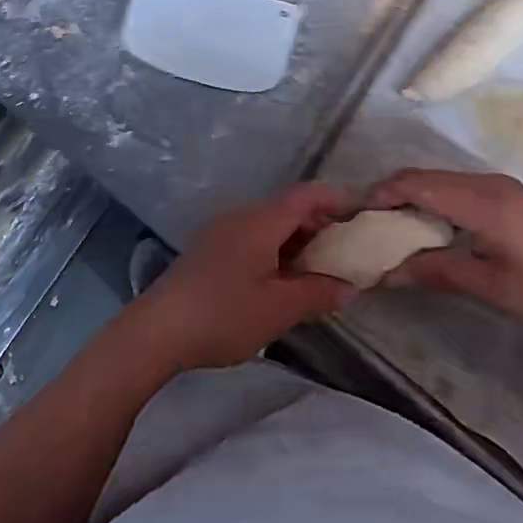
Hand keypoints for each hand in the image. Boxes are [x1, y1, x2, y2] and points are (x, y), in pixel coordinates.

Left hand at [127, 183, 357, 372]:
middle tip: (348, 254)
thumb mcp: (279, 308)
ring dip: (298, 242)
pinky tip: (284, 281)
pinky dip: (276, 252)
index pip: (306, 195)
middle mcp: (240, 217)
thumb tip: (350, 286)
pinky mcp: (210, 250)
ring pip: (270, 226)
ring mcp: (221, 232)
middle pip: (288, 208)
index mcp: (260, 221)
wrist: (159, 328)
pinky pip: (253, 239)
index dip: (337, 200)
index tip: (363, 218)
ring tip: (321, 272)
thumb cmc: (224, 313)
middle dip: (320, 226)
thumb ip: (318, 293)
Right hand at [373, 169, 522, 360]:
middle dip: (390, 196)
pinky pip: (462, 192)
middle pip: (425, 177)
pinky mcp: (517, 203)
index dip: (378, 194)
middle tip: (366, 226)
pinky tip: (433, 232)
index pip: (414, 182)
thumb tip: (385, 272)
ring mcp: (506, 190)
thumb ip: (435, 271)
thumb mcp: (493, 289)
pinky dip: (437, 205)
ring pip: (443, 183)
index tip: (352, 216)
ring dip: (413, 200)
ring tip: (392, 232)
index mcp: (483, 200)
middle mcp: (490, 184)